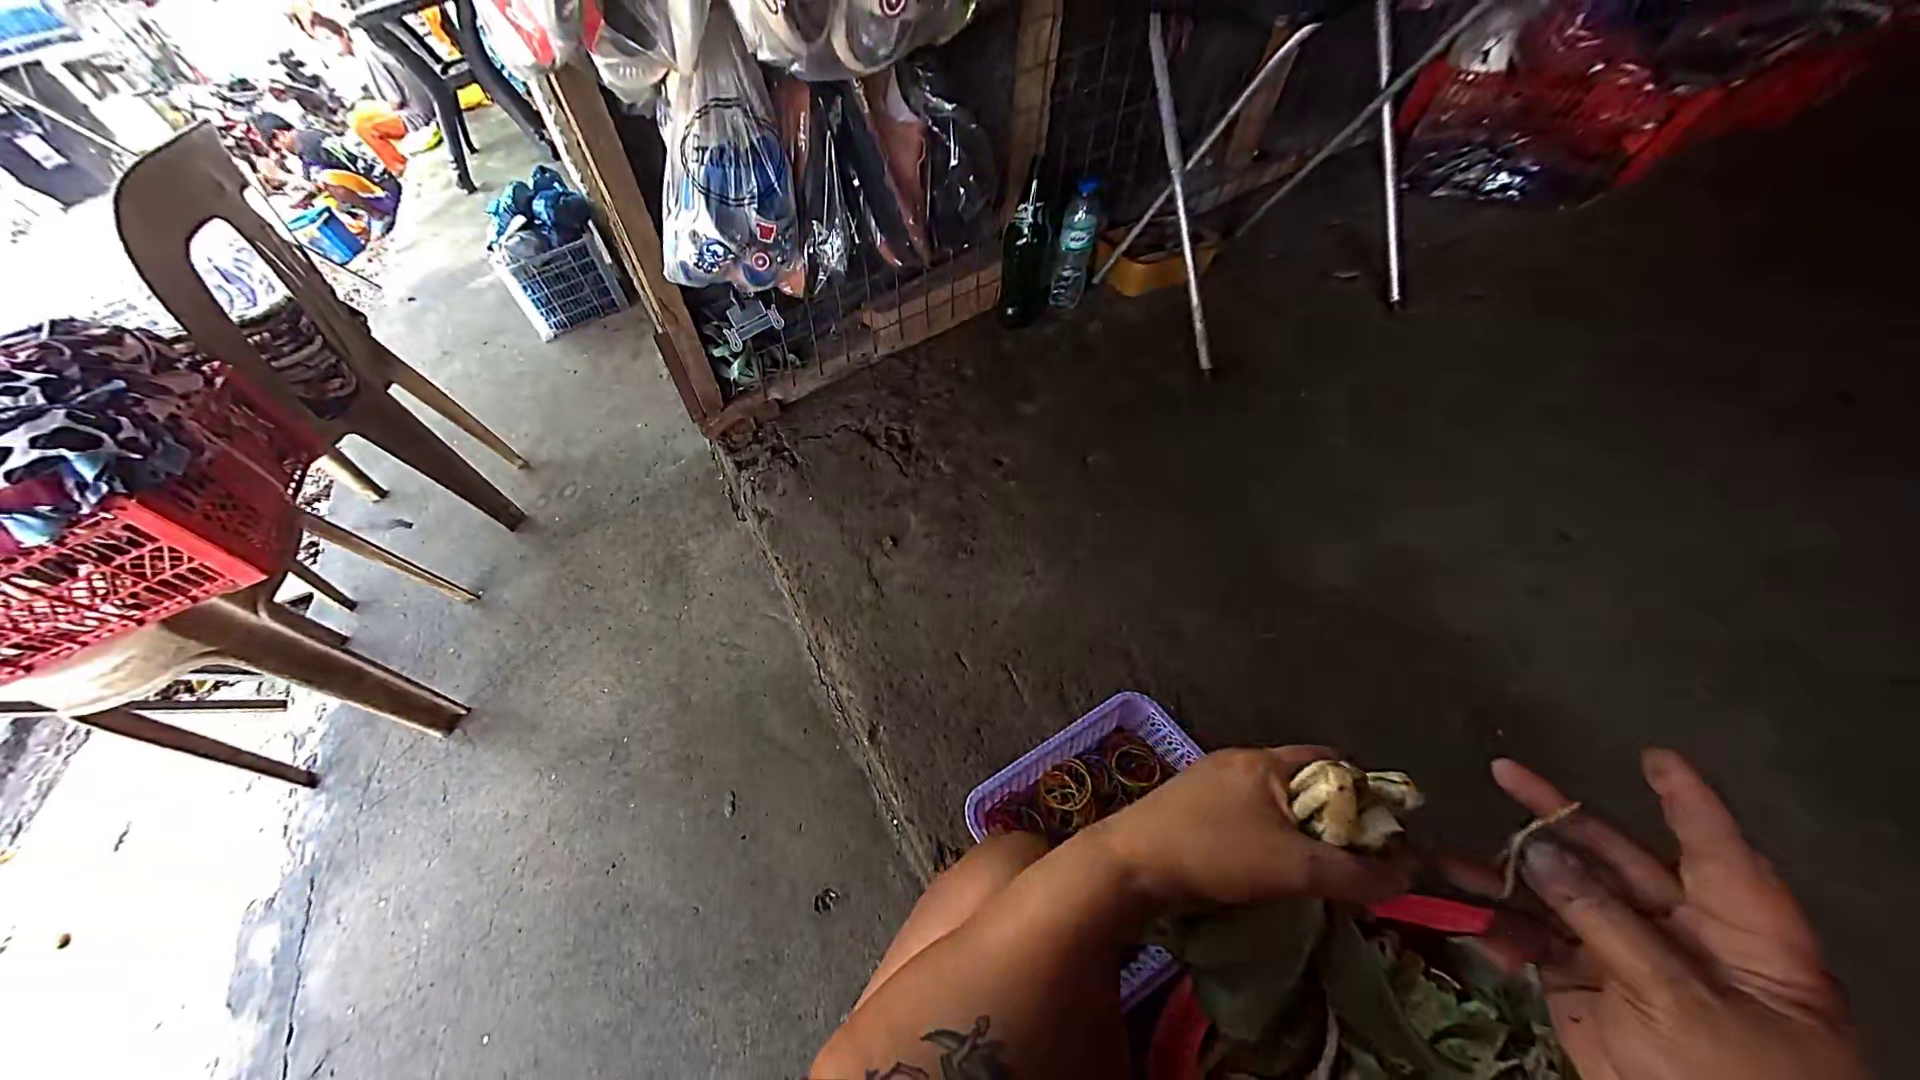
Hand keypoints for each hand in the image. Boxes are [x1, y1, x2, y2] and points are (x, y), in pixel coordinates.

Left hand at [1085, 746, 1412, 910]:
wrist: (1131, 864)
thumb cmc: (1215, 853)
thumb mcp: (1296, 867)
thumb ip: (1357, 872)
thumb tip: (1406, 873)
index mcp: (1263, 761)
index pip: (1332, 760)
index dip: (1367, 793)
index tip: (1388, 835)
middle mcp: (1237, 763)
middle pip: (1305, 784)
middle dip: (1336, 821)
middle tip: (1358, 864)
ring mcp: (1211, 784)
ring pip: (1276, 805)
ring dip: (1303, 836)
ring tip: (1321, 874)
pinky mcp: (1193, 808)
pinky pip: (1248, 818)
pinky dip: (1271, 840)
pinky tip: (1274, 871)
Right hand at [1453, 750, 1866, 1079]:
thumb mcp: (1682, 1003)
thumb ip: (1606, 922)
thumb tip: (1538, 850)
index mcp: (1740, 939)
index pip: (1718, 854)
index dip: (1689, 803)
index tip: (1655, 757)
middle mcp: (1679, 935)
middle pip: (1611, 859)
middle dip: (1553, 817)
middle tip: (1502, 774)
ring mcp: (1624, 959)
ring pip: (1554, 897)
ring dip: (1499, 877)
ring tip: (1443, 859)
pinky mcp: (1579, 985)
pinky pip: (1529, 941)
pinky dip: (1492, 930)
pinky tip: (1461, 919)